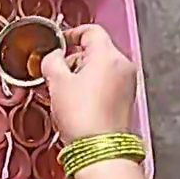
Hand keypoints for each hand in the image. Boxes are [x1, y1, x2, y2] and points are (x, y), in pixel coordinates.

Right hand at [41, 25, 137, 140]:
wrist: (99, 148)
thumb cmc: (81, 115)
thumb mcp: (56, 82)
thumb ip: (52, 60)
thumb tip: (54, 56)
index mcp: (107, 55)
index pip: (91, 31)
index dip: (71, 33)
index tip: (60, 42)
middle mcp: (122, 65)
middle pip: (96, 49)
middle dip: (74, 58)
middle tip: (56, 73)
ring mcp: (127, 82)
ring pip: (101, 66)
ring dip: (82, 73)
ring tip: (65, 90)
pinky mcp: (126, 98)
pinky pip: (107, 82)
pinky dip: (91, 85)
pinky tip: (77, 101)